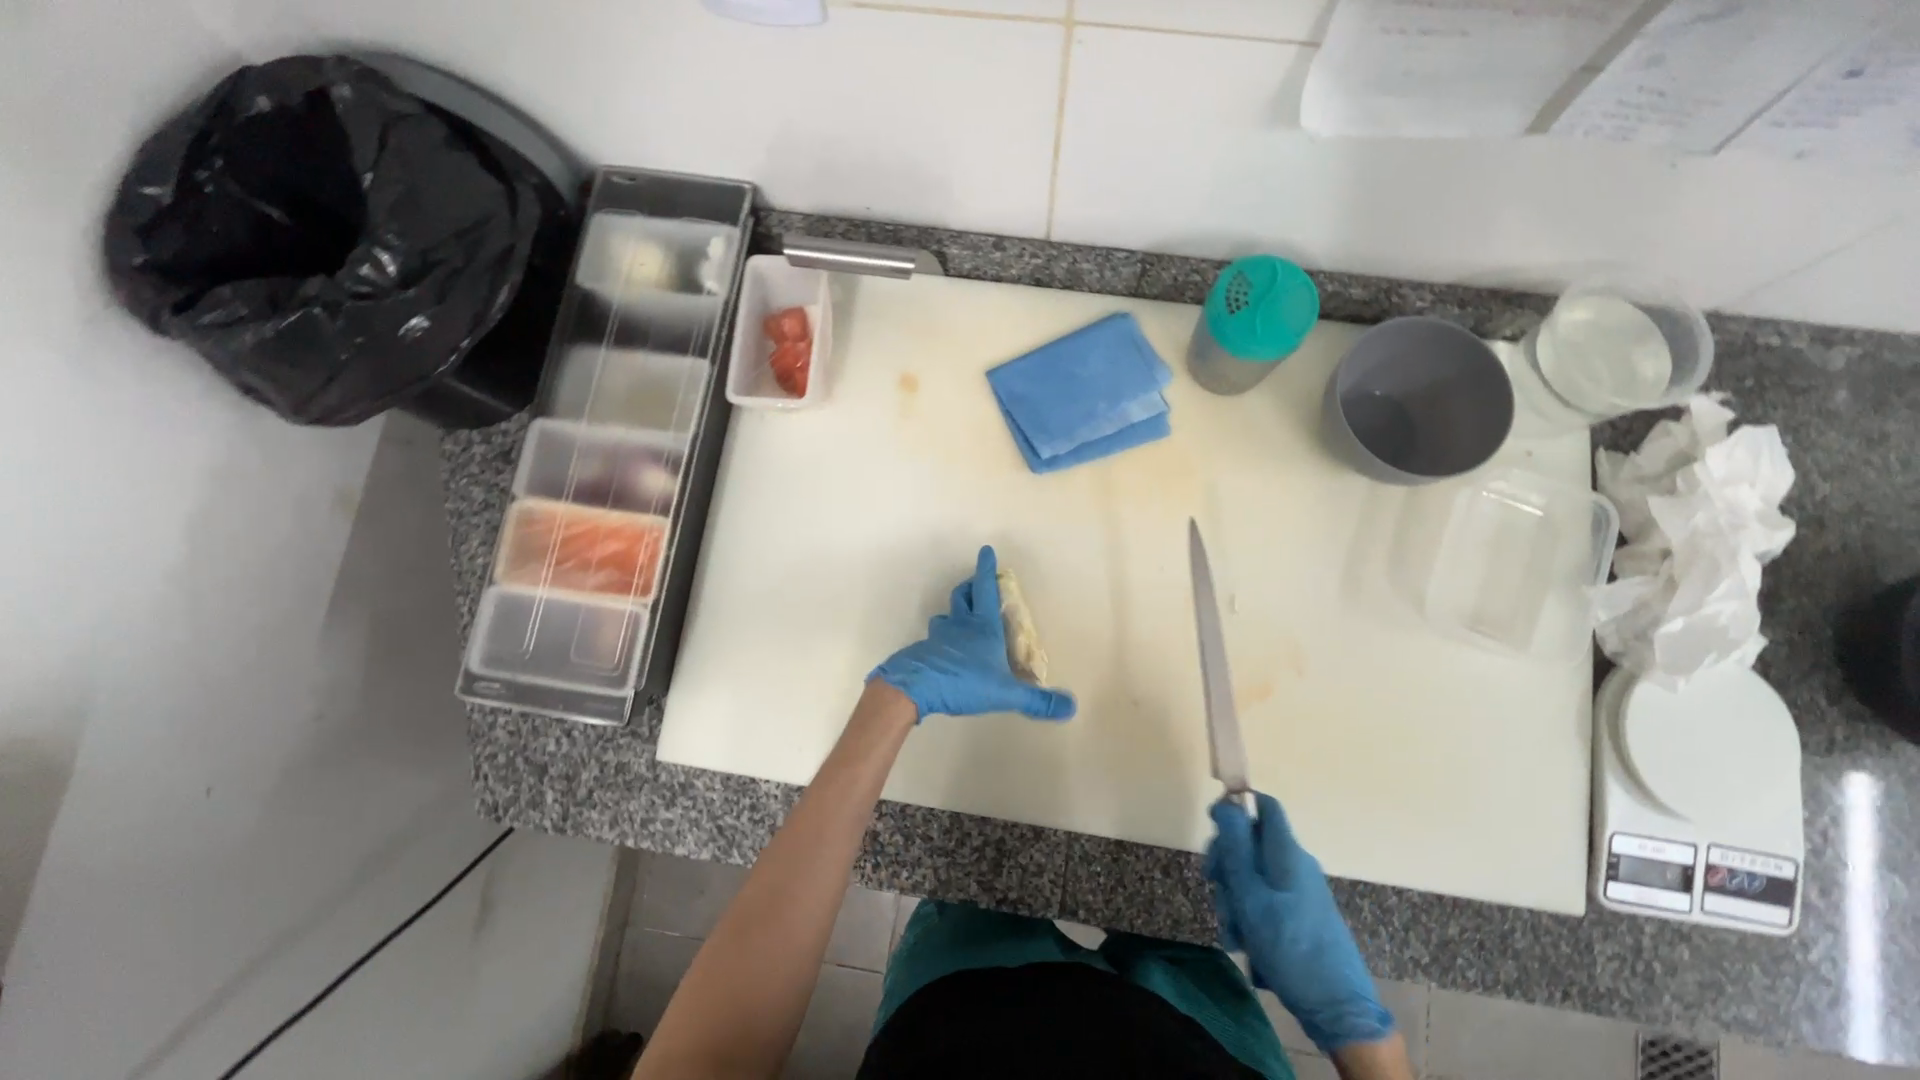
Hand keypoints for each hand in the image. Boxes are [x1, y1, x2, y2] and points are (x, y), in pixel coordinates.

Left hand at [870, 546, 1075, 721]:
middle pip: (962, 596)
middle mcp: (960, 626)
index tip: (986, 551)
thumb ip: (1036, 701)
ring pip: (946, 616)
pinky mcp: (925, 652)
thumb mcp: (1005, 694)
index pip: (985, 590)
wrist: (914, 688)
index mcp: (983, 627)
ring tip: (962, 621)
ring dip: (955, 614)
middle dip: (970, 587)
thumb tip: (1070, 707)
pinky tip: (947, 654)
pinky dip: (943, 640)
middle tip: (976, 587)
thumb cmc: (964, 682)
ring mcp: (939, 638)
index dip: (986, 569)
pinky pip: (935, 639)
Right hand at [1207, 793, 1394, 1055]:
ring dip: (1234, 900)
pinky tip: (1245, 945)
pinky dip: (1249, 918)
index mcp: (1287, 853)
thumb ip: (1235, 848)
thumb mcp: (1251, 896)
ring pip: (1252, 878)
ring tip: (1234, 934)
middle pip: (1250, 844)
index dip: (1235, 808)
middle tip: (1216, 890)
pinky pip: (1264, 903)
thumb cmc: (1289, 946)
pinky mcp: (1299, 916)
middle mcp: (1294, 865)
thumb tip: (1225, 802)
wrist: (1337, 1006)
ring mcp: (1298, 892)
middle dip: (1226, 866)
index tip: (1213, 831)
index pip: (1263, 806)